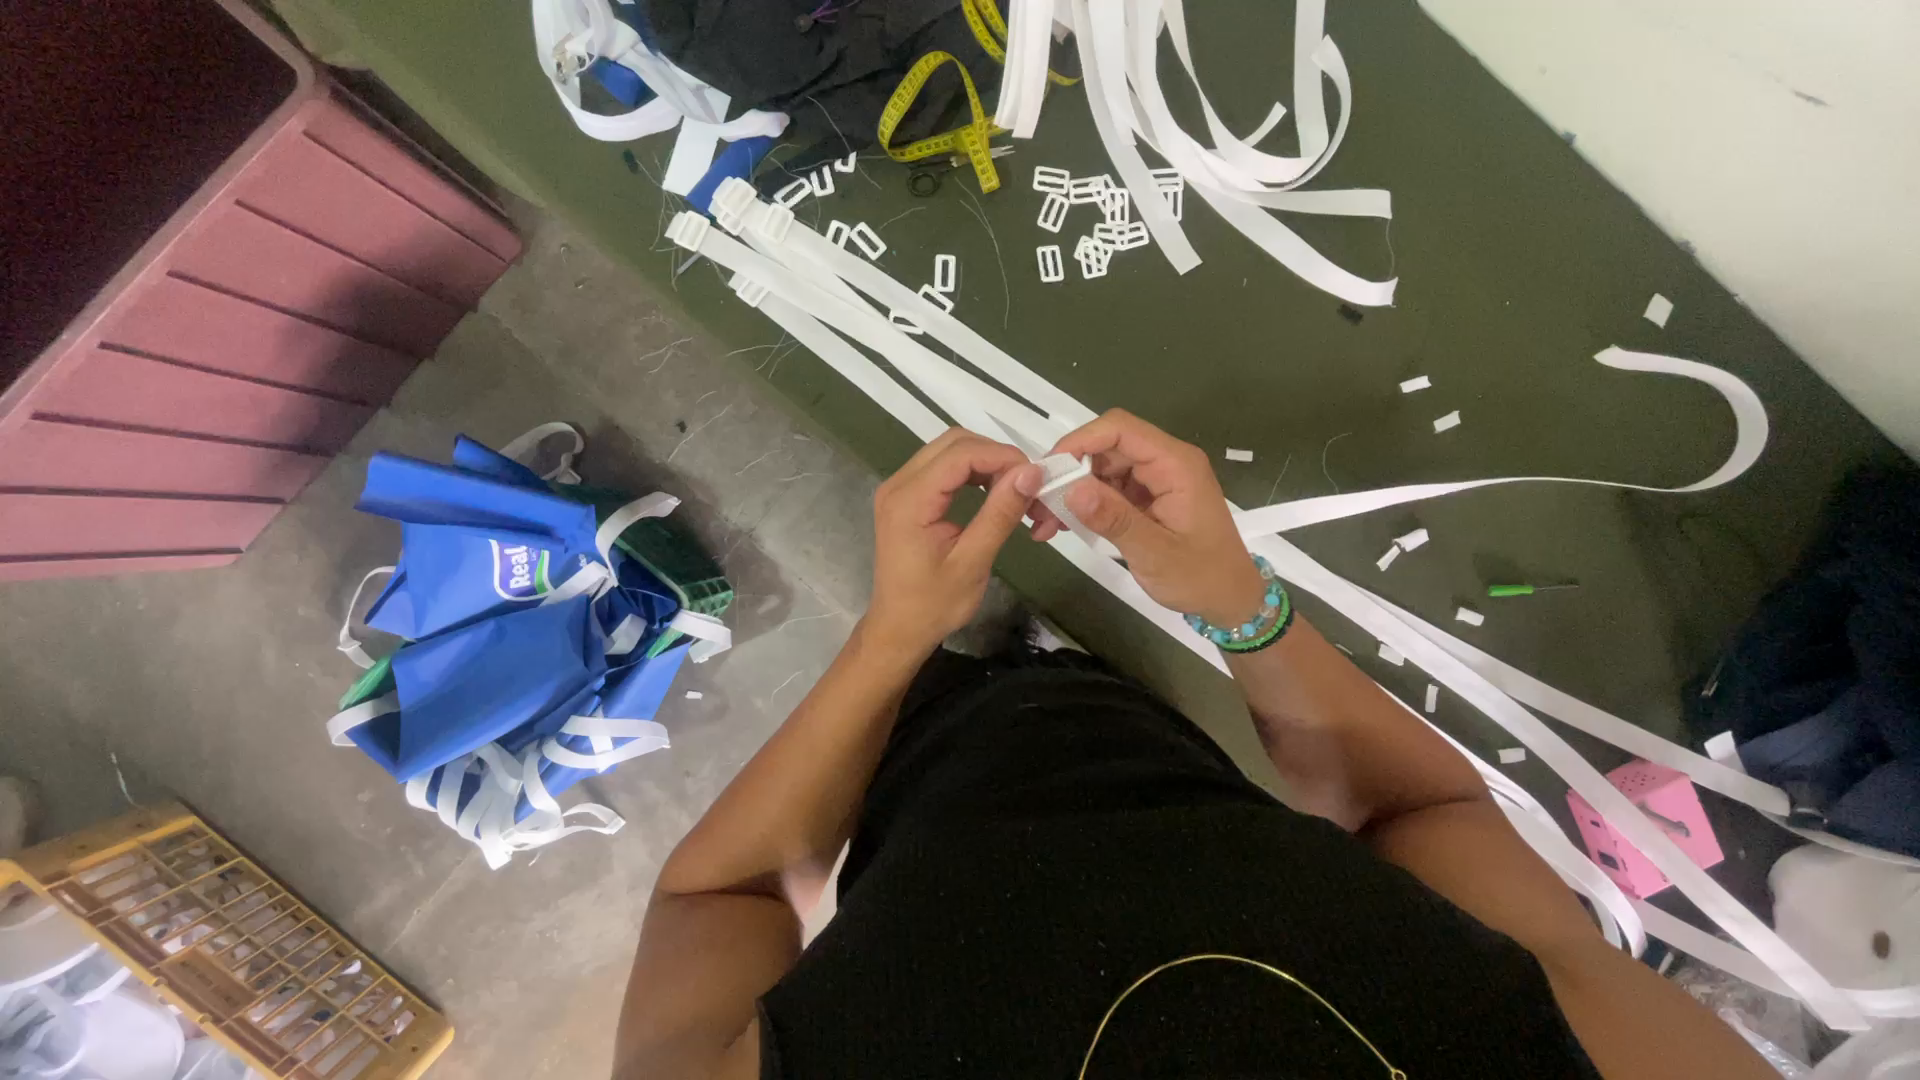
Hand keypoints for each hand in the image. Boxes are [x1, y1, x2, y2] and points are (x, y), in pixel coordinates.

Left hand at [866, 429, 1041, 656]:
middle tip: (1028, 484)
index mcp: (909, 500)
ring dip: (986, 462)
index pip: (960, 454)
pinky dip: (972, 473)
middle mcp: (898, 484)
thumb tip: (1031, 473)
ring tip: (1015, 490)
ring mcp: (900, 488)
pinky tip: (993, 492)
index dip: (1002, 457)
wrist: (900, 627)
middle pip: (954, 443)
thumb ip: (1000, 513)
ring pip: (949, 451)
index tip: (1037, 477)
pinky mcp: (907, 496)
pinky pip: (942, 467)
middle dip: (996, 456)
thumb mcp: (973, 562)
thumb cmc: (934, 604)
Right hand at [1047, 409, 1264, 626]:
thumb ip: (1115, 519)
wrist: (1231, 601)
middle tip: (1037, 505)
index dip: (1078, 442)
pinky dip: (1085, 504)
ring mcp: (1157, 479)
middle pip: (1106, 446)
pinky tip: (1063, 526)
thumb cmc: (1201, 577)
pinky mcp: (1149, 497)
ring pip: (1103, 468)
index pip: (1119, 429)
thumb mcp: (1155, 553)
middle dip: (1068, 471)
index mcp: (1175, 465)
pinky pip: (1110, 488)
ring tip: (1044, 523)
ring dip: (1072, 490)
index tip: (1047, 472)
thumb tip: (1071, 489)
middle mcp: (1166, 462)